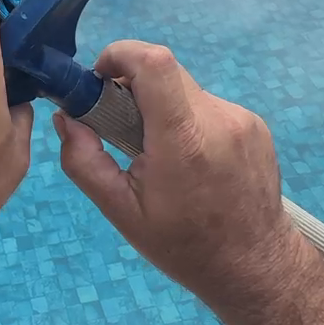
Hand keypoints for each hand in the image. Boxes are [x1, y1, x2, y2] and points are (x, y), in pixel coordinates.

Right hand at [54, 41, 303, 306]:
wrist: (257, 269)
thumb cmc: (182, 245)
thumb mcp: (119, 211)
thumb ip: (83, 161)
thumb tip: (66, 118)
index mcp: (182, 139)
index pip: (154, 62)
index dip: (120, 54)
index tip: (100, 78)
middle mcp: (217, 118)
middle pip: (164, 69)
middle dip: (132, 83)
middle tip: (118, 122)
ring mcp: (242, 118)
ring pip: (183, 87)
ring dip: (159, 104)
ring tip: (156, 150)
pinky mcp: (254, 124)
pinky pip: (205, 103)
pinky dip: (184, 117)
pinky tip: (187, 158)